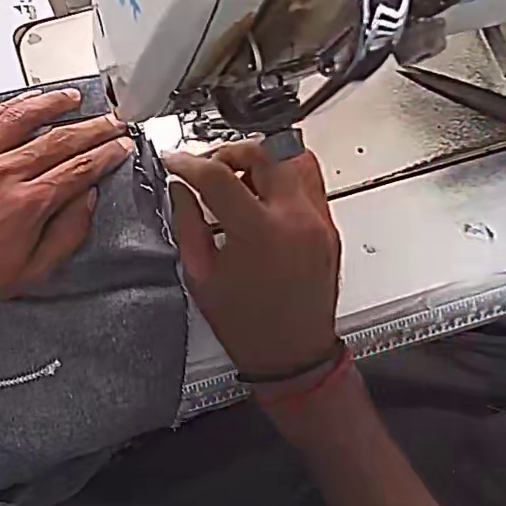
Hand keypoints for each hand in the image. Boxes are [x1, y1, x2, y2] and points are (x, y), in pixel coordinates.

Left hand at [0, 88, 131, 359]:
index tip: (120, 146)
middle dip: (92, 128)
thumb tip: (88, 199)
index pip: (79, 167)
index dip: (106, 154)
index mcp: (26, 205)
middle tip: (111, 122)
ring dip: (51, 104)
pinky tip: (24, 102)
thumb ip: (68, 232)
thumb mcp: (32, 270)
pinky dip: (8, 107)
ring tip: (72, 98)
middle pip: (59, 139)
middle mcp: (2, 176)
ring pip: (21, 118)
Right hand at [167, 141, 341, 380]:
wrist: (291, 353)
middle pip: (264, 151)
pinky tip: (262, 195)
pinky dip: (282, 176)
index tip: (176, 163)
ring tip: (238, 178)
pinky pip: (309, 181)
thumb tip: (180, 190)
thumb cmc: (249, 325)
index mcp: (259, 233)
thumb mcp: (201, 274)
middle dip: (228, 152)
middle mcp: (296, 220)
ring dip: (261, 159)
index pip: (218, 175)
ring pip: (294, 157)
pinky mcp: (329, 227)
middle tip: (208, 168)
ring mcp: (318, 222)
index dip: (189, 163)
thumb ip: (187, 223)